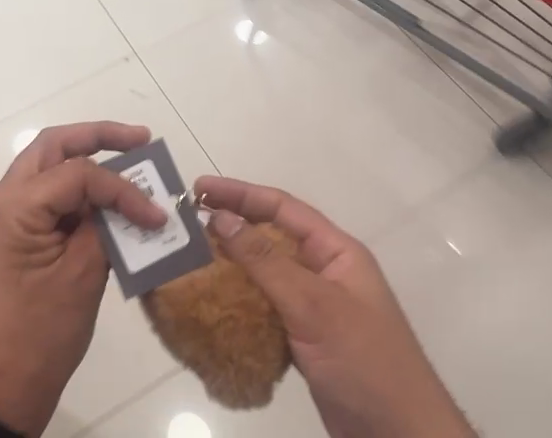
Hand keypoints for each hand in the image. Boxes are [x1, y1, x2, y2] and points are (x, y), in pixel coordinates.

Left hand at [0, 122, 167, 435]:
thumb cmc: (40, 336)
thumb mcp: (81, 278)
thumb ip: (104, 228)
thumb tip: (128, 203)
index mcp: (13, 209)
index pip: (76, 173)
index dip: (122, 188)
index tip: (156, 215)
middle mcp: (1, 202)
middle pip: (52, 148)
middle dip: (97, 137)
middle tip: (140, 139)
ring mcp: (2, 219)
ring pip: (47, 169)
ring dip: (86, 163)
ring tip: (129, 162)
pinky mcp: (10, 237)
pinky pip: (45, 201)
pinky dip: (76, 196)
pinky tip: (107, 204)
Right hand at [197, 177, 474, 437]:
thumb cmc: (365, 362)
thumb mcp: (313, 305)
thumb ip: (265, 261)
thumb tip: (220, 217)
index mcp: (337, 252)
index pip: (283, 208)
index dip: (240, 194)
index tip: (199, 189)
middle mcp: (326, 273)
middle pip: (271, 237)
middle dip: (231, 227)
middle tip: (186, 224)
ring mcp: (317, 308)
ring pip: (266, 274)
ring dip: (231, 267)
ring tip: (190, 261)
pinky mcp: (306, 341)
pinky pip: (266, 310)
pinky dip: (239, 305)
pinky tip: (211, 306)